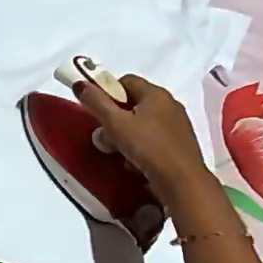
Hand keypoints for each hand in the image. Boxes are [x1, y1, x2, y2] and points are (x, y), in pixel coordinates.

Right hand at [73, 74, 216, 205]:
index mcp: (156, 93)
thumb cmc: (147, 147)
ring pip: (144, 123)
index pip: (126, 81)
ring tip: (121, 153)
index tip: (98, 111)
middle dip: (116, 118)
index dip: (108, 92)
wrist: (182, 181)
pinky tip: (137, 163)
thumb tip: (79, 84)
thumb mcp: (115, 124)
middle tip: (106, 136)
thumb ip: (96, 103)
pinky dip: (143, 148)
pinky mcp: (182, 145)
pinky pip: (155, 139)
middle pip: (135, 103)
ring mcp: (179, 125)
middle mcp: (170, 104)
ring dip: (128, 136)